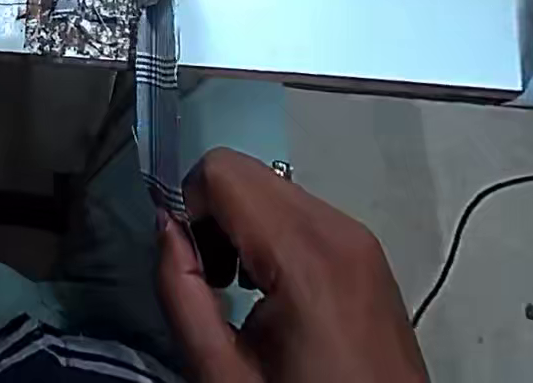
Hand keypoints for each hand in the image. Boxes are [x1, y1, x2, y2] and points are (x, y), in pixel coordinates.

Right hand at [156, 149, 428, 382]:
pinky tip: (269, 283)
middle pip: (241, 170)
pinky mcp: (365, 249)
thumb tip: (166, 223)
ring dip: (235, 220)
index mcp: (306, 255)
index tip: (191, 261)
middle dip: (210, 211)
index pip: (221, 170)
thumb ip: (179, 288)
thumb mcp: (221, 373)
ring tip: (238, 283)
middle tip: (212, 274)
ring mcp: (358, 236)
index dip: (188, 204)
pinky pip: (292, 205)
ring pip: (264, 183)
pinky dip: (264, 228)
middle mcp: (338, 227)